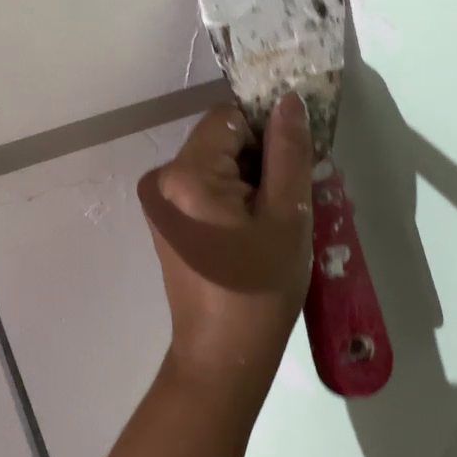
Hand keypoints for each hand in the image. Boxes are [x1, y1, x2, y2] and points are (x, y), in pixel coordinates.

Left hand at [136, 94, 314, 396]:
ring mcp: (158, 201)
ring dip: (250, 178)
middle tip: (294, 195)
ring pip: (214, 165)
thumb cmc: (259, 288)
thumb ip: (288, 152)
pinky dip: (232, 197)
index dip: (267, 128)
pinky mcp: (165, 220)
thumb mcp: (286, 215)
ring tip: (278, 217)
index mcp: (186, 173)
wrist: (222, 355)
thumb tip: (287, 101)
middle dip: (260, 157)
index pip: (228, 118)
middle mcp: (162, 179)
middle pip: (219, 140)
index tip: (297, 159)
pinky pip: (203, 188)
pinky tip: (255, 229)